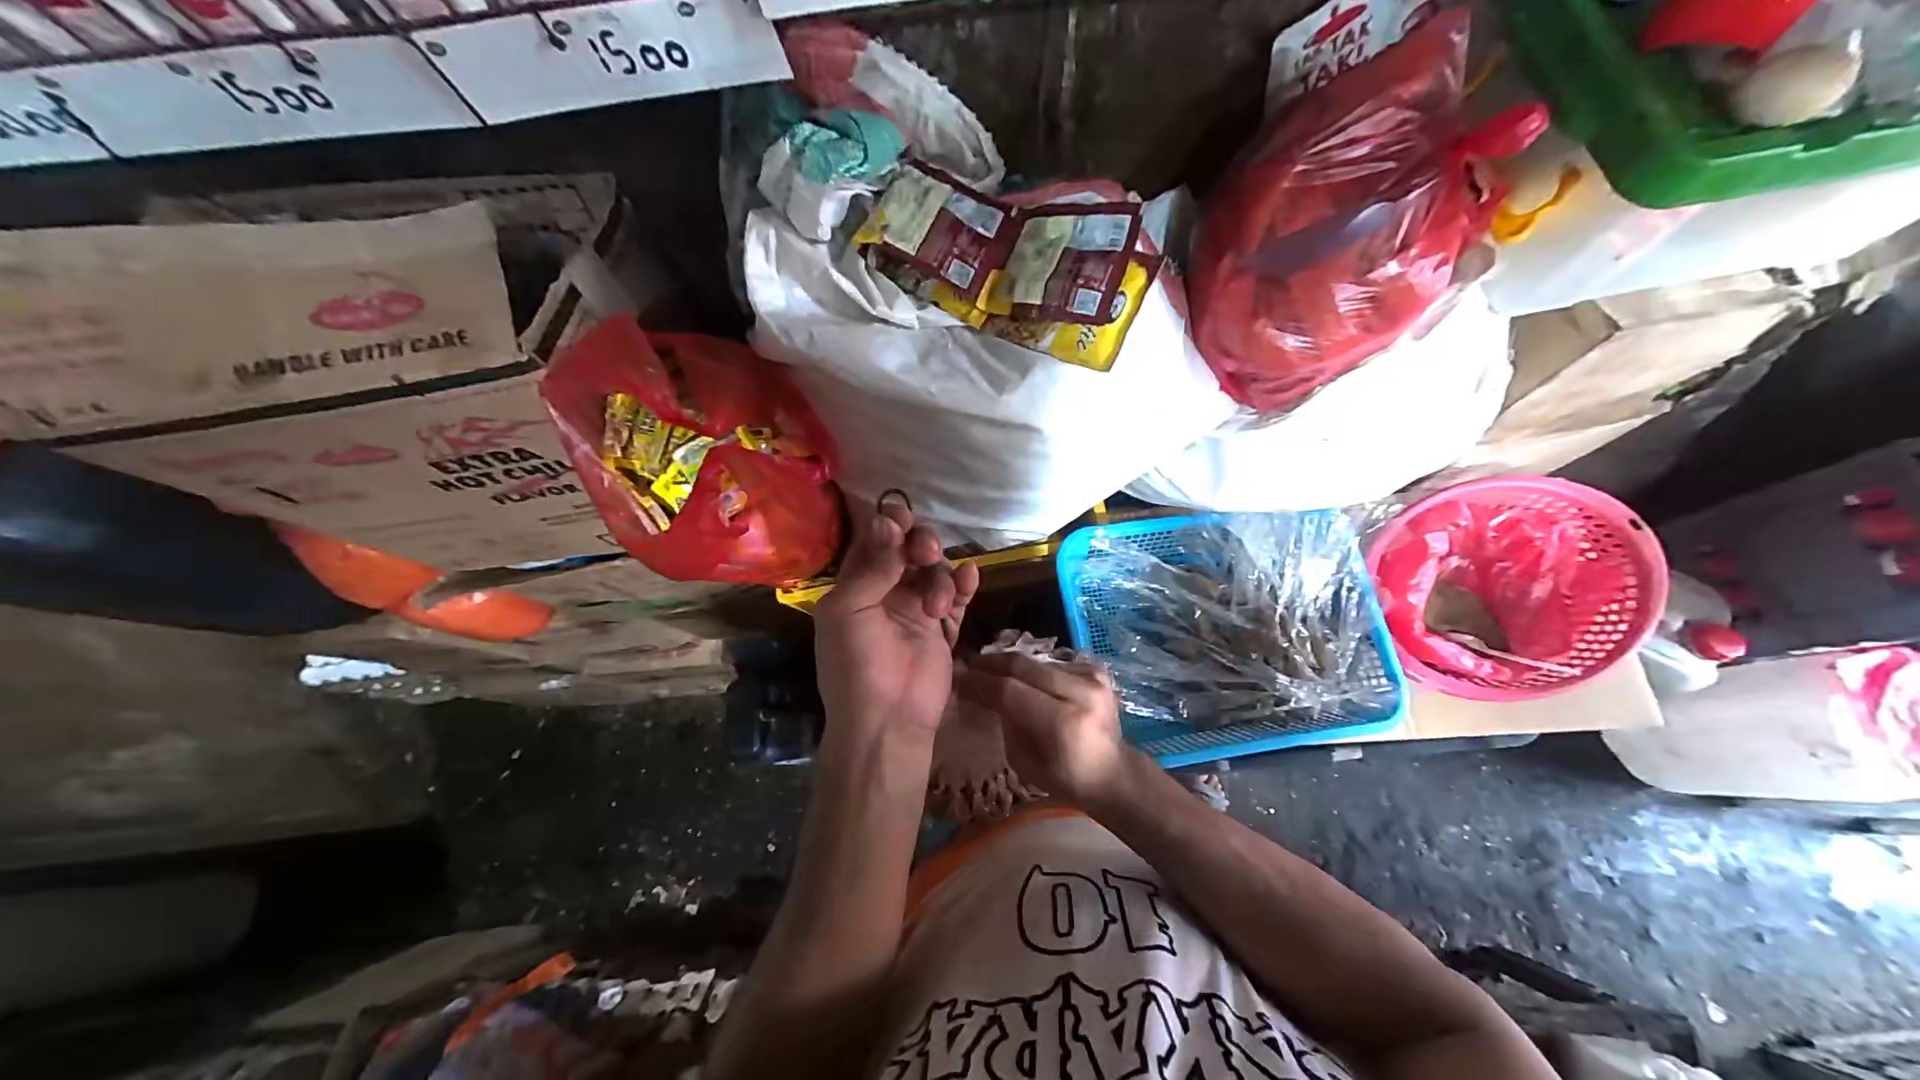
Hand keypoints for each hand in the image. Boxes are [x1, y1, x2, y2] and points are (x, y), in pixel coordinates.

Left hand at [814, 495, 979, 737]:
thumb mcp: (849, 610)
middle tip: (925, 552)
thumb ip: (872, 566)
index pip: (874, 542)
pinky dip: (964, 583)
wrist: (887, 718)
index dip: (889, 524)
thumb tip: (887, 519)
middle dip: (920, 544)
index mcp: (855, 585)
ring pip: (935, 570)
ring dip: (940, 576)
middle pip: (909, 550)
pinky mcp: (943, 627)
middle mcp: (886, 591)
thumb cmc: (857, 663)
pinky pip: (957, 595)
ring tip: (937, 606)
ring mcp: (916, 609)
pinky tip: (969, 576)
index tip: (902, 516)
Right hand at [956, 653, 1131, 806]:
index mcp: (1062, 723)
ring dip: (1010, 664)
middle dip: (990, 664)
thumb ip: (1004, 722)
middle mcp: (1080, 693)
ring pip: (1036, 660)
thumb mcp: (1022, 761)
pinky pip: (1053, 663)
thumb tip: (984, 693)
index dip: (979, 682)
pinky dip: (1034, 669)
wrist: (1112, 771)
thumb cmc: (1064, 777)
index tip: (959, 680)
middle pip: (1021, 666)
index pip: (1009, 690)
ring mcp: (1092, 678)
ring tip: (991, 669)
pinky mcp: (1096, 670)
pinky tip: (1024, 679)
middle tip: (969, 665)